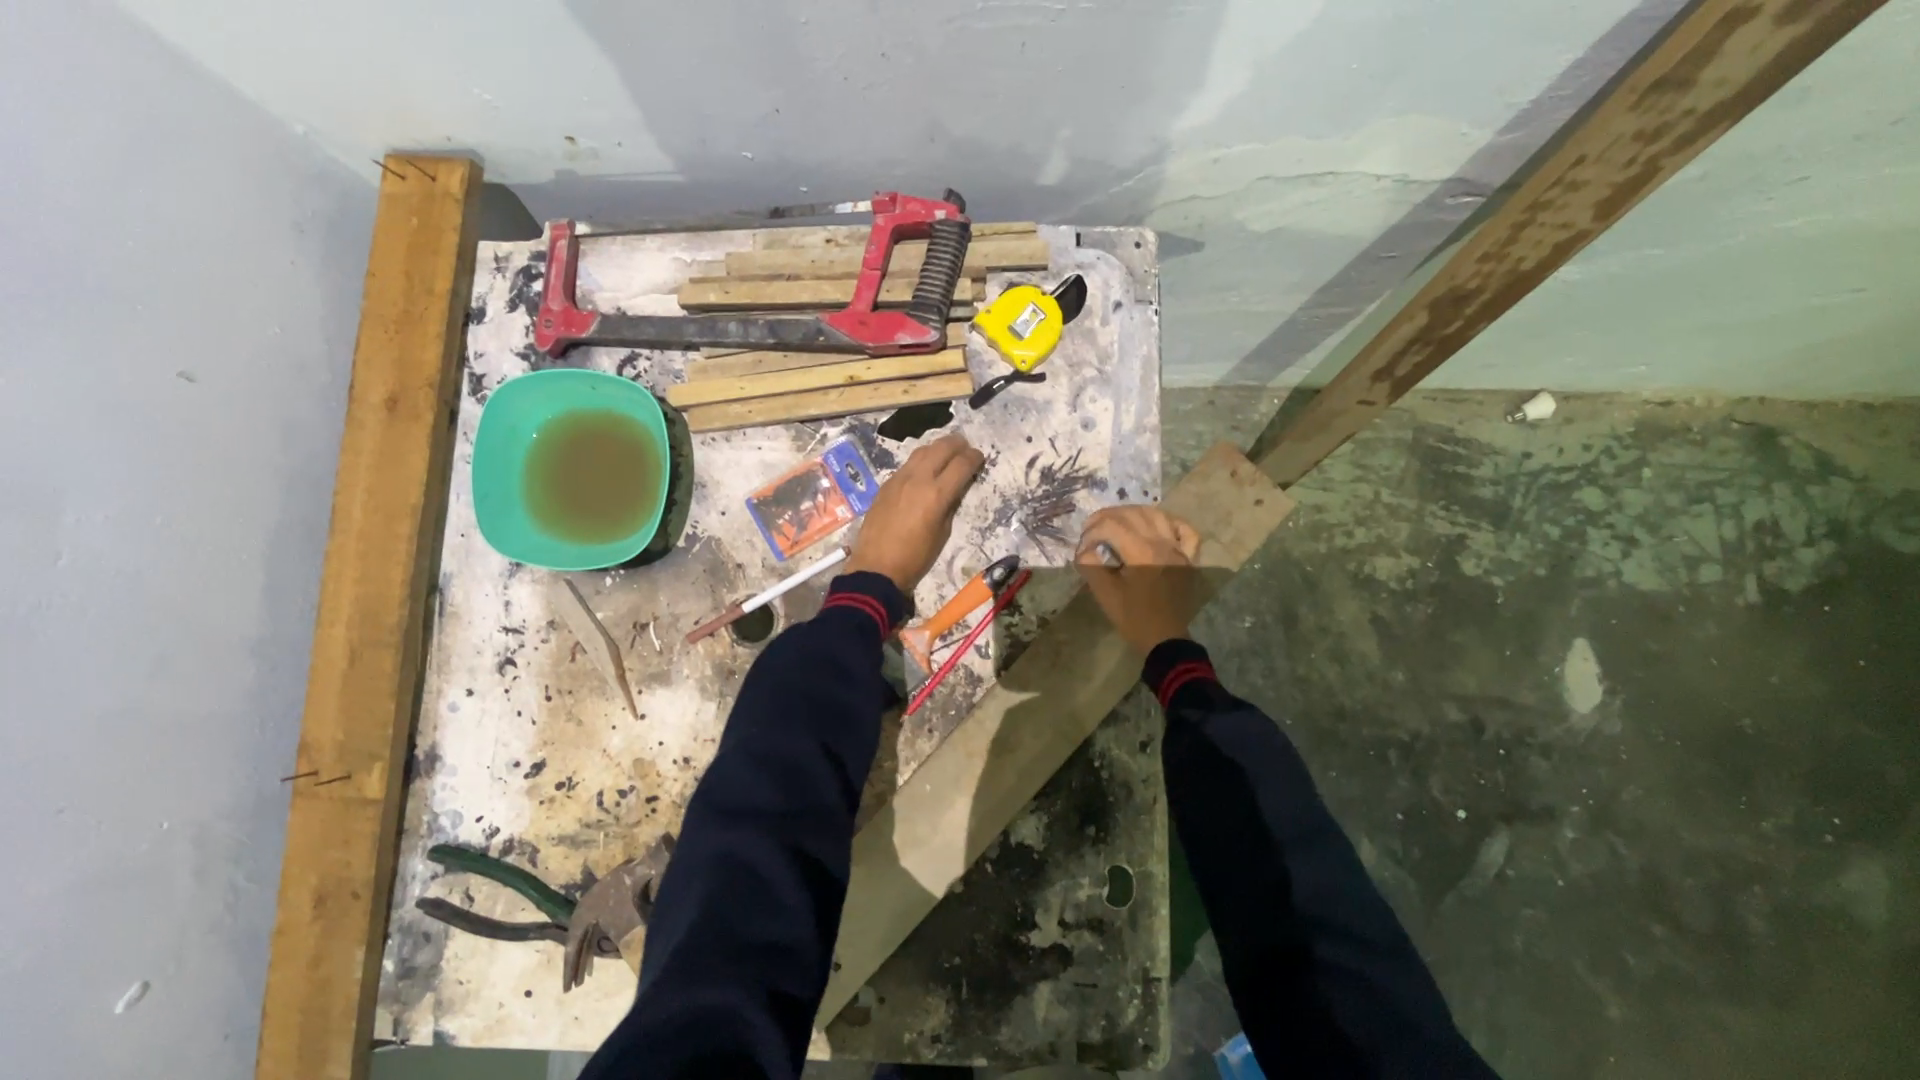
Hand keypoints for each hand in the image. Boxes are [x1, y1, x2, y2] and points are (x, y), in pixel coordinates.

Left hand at [845, 434, 986, 592]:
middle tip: (966, 448)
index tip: (980, 458)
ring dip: (938, 448)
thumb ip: (950, 506)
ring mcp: (899, 479)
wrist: (876, 567)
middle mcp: (918, 479)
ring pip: (922, 450)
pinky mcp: (886, 484)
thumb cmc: (915, 558)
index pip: (961, 464)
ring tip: (947, 453)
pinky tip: (924, 469)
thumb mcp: (942, 534)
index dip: (975, 458)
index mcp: (936, 494)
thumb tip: (955, 490)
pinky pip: (908, 464)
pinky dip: (921, 460)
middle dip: (958, 444)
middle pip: (942, 447)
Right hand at [1074, 505, 1203, 653]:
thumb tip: (1084, 549)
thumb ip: (1091, 566)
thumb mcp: (1105, 594)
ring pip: (1158, 515)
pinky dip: (1171, 523)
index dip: (1092, 531)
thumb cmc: (1133, 618)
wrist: (1165, 639)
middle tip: (1092, 529)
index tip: (1082, 547)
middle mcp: (1162, 544)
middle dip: (1108, 516)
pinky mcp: (1188, 559)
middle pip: (1133, 514)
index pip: (1112, 525)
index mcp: (1141, 552)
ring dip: (1134, 513)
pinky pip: (1186, 531)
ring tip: (1118, 522)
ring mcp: (1179, 550)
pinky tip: (1158, 527)